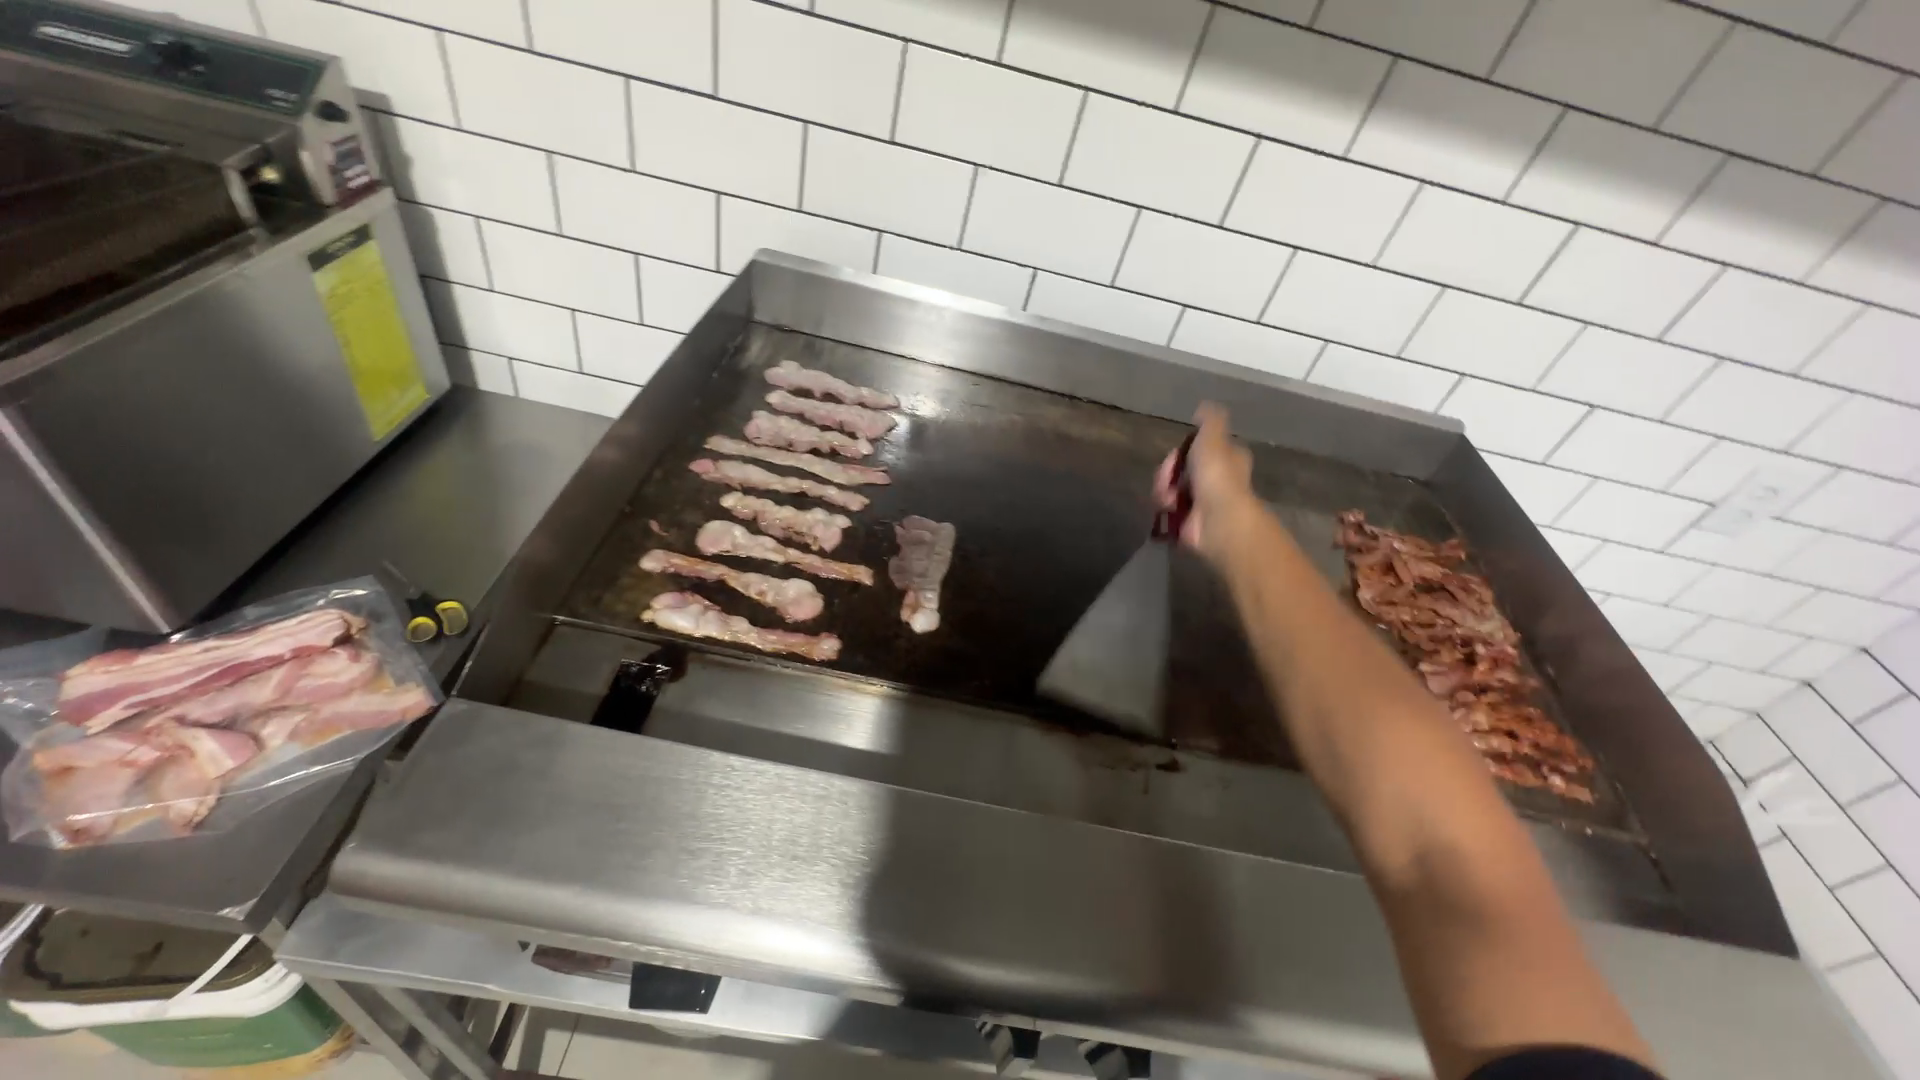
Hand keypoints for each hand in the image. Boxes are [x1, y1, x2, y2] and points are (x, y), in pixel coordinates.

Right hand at [1155, 403, 1253, 561]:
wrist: (1216, 519)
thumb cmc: (1217, 475)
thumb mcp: (1213, 436)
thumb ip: (1209, 420)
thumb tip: (1203, 407)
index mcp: (1227, 459)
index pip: (1200, 448)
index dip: (1184, 449)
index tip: (1178, 452)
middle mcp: (1216, 480)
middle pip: (1180, 469)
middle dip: (1168, 471)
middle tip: (1168, 477)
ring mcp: (1201, 503)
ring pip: (1170, 489)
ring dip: (1163, 490)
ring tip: (1168, 498)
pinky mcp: (1188, 522)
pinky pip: (1167, 510)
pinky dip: (1163, 509)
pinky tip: (1166, 510)